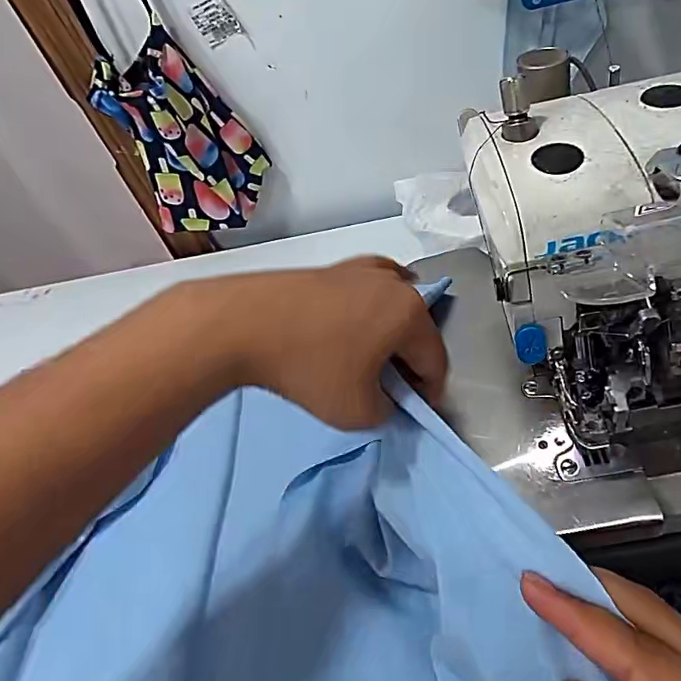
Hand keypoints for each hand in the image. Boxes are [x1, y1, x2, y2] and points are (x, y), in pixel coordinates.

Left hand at [167, 257, 448, 429]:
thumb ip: (386, 411)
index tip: (411, 413)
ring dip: (391, 336)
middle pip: (418, 331)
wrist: (245, 324)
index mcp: (411, 315)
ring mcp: (364, 270)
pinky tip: (357, 322)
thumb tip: (385, 398)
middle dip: (410, 363)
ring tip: (368, 360)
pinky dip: (371, 310)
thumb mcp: (357, 411)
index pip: (436, 362)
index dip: (428, 395)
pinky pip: (369, 291)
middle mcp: (396, 285)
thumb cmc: (309, 367)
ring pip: (396, 308)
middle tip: (388, 391)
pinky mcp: (337, 268)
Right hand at [522, 569, 680, 680]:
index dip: (581, 616)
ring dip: (611, 615)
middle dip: (596, 589)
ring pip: (667, 633)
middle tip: (544, 575)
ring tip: (561, 611)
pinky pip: (676, 660)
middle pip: (660, 621)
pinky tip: (603, 662)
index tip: (536, 586)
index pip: (644, 655)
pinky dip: (632, 648)